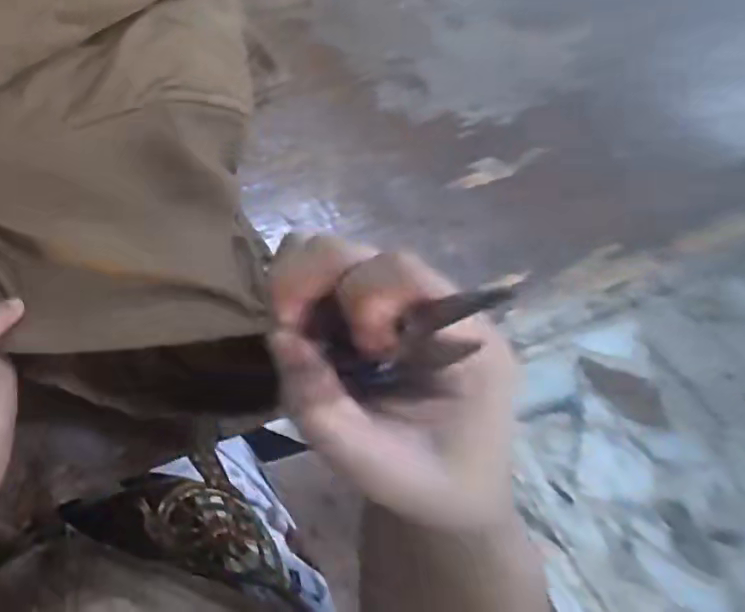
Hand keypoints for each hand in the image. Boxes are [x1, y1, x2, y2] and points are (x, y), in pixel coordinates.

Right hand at [267, 234, 520, 532]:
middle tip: (292, 328)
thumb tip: (282, 336)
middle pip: (351, 250)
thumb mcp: (371, 464)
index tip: (358, 351)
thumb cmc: (422, 483)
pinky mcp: (362, 299)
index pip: (400, 269)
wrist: (442, 494)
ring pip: (326, 250)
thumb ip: (323, 408)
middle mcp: (426, 302)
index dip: (362, 296)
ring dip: (297, 282)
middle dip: (308, 281)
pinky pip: (315, 267)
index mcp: (462, 337)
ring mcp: (390, 296)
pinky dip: (295, 288)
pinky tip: (302, 328)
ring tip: (296, 328)